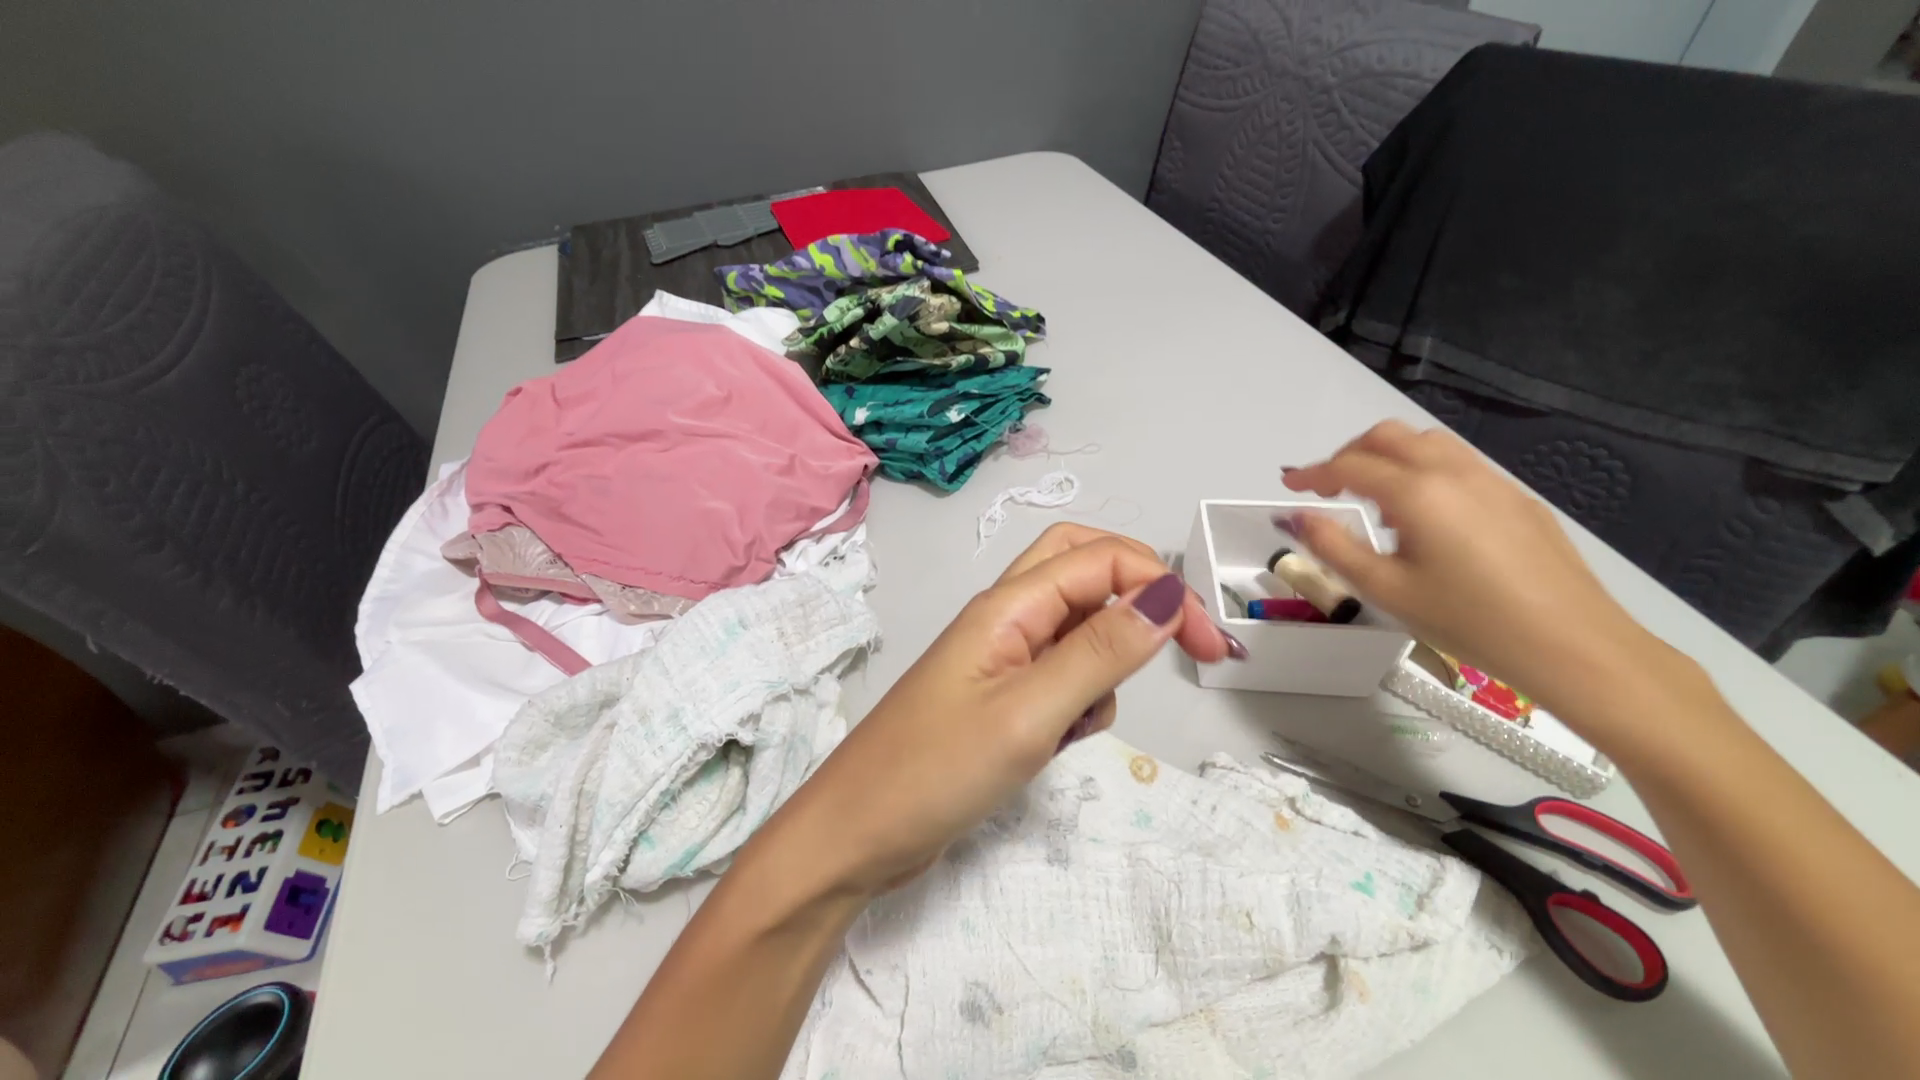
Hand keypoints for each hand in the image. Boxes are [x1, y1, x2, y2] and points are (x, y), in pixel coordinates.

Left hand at [772, 524, 1240, 896]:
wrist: (857, 838)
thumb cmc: (934, 773)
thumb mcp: (1029, 713)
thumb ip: (1100, 653)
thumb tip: (1168, 597)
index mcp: (1007, 607)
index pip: (1102, 560)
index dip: (1163, 588)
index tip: (1206, 648)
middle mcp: (1005, 620)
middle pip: (1084, 570)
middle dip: (1138, 595)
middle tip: (1177, 645)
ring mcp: (1000, 659)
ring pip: (1078, 626)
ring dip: (1106, 661)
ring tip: (1080, 722)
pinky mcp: (1000, 699)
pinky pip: (1060, 676)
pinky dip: (1080, 699)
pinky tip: (1061, 741)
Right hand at [1281, 420, 1658, 708]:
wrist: (1572, 643)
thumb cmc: (1468, 621)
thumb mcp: (1387, 591)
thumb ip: (1334, 548)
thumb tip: (1297, 517)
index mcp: (1417, 493)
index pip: (1350, 465)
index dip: (1313, 473)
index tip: (1288, 487)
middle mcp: (1453, 472)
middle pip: (1389, 436)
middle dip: (1350, 454)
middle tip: (1329, 489)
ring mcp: (1492, 481)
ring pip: (1428, 443)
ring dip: (1390, 458)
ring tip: (1377, 504)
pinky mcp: (1518, 499)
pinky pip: (1460, 465)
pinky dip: (1425, 472)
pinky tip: (1428, 520)